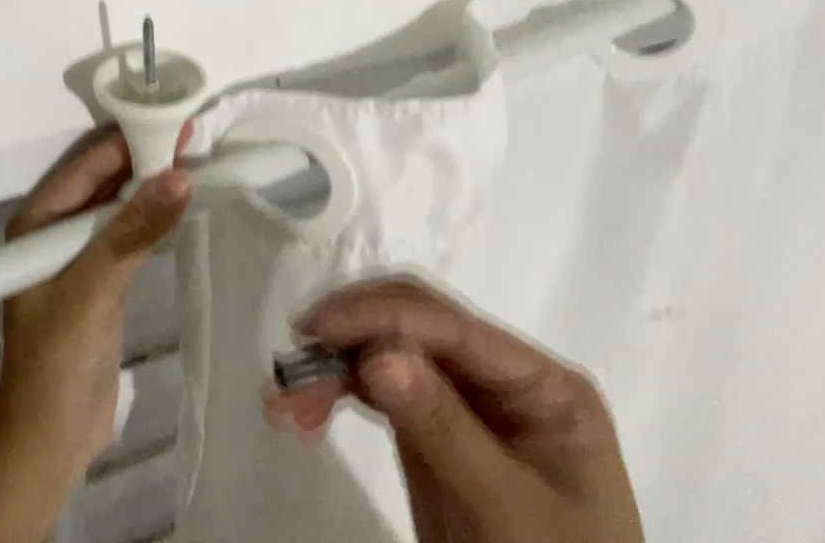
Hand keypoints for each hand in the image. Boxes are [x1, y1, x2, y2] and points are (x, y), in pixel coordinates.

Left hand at [0, 126, 194, 473]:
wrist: (50, 436)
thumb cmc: (58, 357)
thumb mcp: (93, 287)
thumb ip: (133, 232)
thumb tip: (179, 176)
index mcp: (36, 225)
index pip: (85, 168)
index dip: (127, 143)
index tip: (172, 123)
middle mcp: (51, 234)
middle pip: (100, 186)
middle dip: (142, 163)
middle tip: (192, 141)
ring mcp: (74, 261)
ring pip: (115, 212)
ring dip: (149, 192)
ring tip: (195, 167)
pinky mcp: (96, 286)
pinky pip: (124, 241)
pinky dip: (149, 225)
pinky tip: (178, 212)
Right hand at [266, 276, 642, 542]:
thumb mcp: (507, 508)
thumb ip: (445, 430)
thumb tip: (377, 355)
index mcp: (539, 382)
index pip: (448, 325)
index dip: (378, 316)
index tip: (316, 329)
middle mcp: (498, 376)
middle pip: (409, 324)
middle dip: (346, 338)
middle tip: (291, 371)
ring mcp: (462, 397)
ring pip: (382, 351)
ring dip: (331, 367)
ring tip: (284, 407)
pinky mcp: (428, 422)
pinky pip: (374, 386)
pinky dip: (335, 392)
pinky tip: (302, 415)